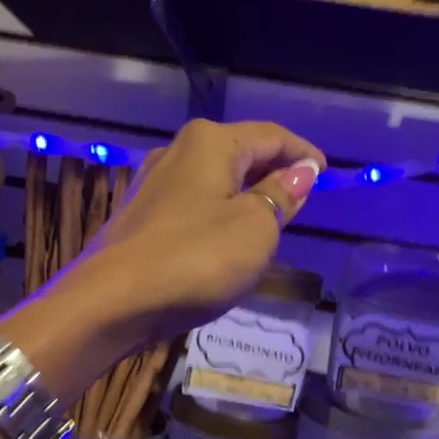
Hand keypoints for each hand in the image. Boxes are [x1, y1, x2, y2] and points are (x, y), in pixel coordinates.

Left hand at [65, 119, 322, 343]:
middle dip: (274, 173)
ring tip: (269, 226)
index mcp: (210, 142)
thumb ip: (281, 196)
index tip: (328, 176)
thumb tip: (301, 172)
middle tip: (302, 204)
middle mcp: (177, 152)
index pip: (272, 135)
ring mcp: (152, 185)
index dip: (303, 154)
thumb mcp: (255, 229)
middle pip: (240, 153)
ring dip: (245, 196)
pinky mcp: (139, 217)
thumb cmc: (194, 260)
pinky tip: (225, 242)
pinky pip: (193, 205)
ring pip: (214, 180)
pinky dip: (218, 215)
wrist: (110, 303)